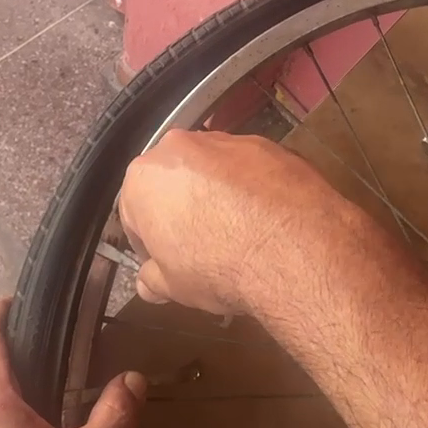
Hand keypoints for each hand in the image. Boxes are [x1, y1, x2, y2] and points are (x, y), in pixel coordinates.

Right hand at [116, 129, 382, 317]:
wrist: (293, 249)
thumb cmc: (217, 266)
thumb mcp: (173, 286)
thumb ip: (153, 280)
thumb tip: (149, 283)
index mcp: (144, 177)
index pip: (134, 212)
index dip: (150, 242)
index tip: (168, 261)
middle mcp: (180, 146)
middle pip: (174, 181)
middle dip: (184, 209)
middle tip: (203, 247)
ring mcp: (227, 140)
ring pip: (213, 170)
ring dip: (219, 194)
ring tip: (241, 234)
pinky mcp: (269, 144)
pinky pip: (251, 169)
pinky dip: (254, 188)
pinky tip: (268, 220)